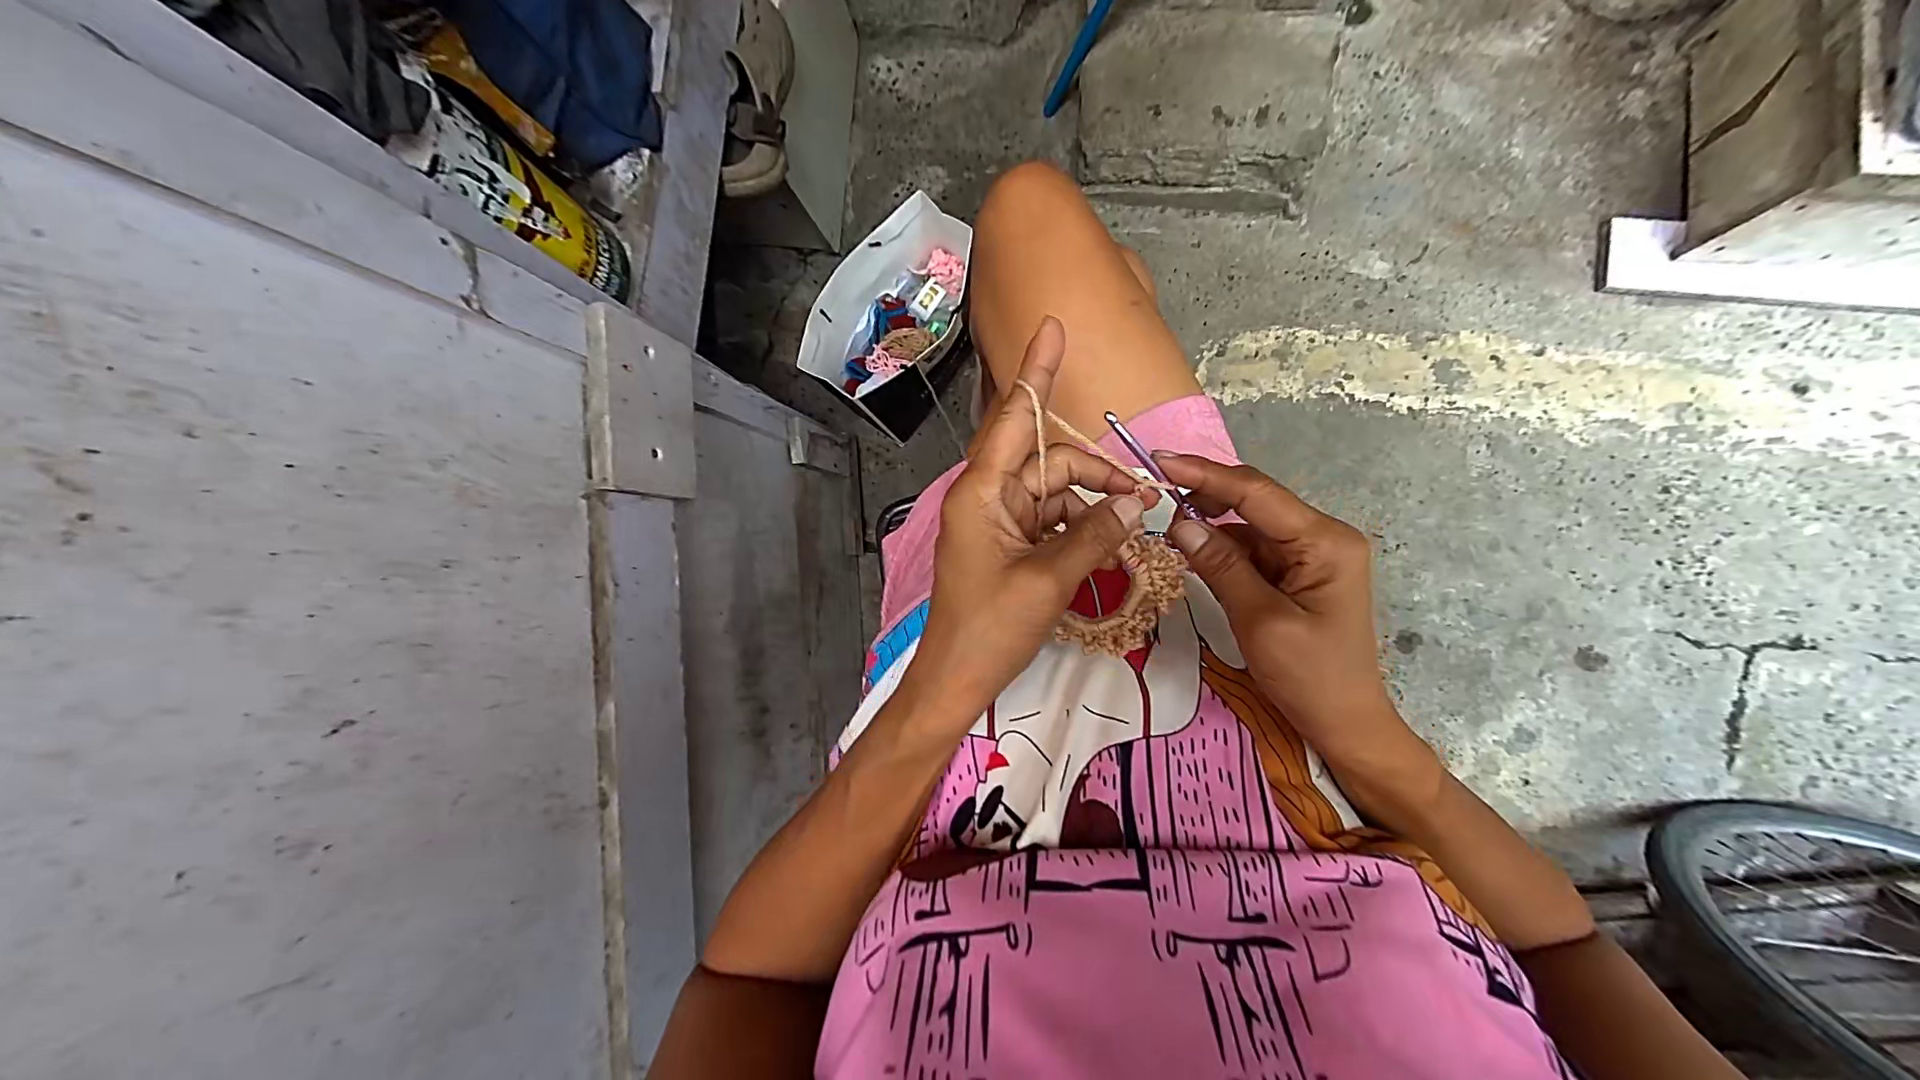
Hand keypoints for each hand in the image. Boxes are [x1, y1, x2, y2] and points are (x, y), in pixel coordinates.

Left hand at [906, 317, 1155, 721]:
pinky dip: (1079, 528)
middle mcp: (988, 497)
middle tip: (1144, 497)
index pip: (1014, 418)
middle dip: (1097, 473)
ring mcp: (997, 521)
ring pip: (1056, 493)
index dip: (1036, 373)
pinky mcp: (1007, 544)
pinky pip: (1050, 520)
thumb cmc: (991, 630)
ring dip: (1093, 508)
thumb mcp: (1049, 580)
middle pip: (1050, 462)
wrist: (957, 679)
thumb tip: (1137, 504)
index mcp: (982, 492)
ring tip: (1130, 533)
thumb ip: (1095, 535)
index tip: (1052, 328)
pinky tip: (1108, 546)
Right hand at [1157, 455, 1422, 772]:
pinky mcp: (1296, 572)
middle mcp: (1321, 537)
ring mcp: (1310, 554)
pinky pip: (1251, 548)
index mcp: (1324, 541)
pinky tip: (1195, 555)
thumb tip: (1181, 524)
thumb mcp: (1260, 621)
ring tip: (1169, 534)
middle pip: (1254, 501)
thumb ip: (1221, 566)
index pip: (1256, 493)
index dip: (1205, 474)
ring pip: (1248, 524)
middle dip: (1205, 496)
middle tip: (1156, 500)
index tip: (1160, 462)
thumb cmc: (1310, 677)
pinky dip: (1221, 549)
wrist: (1345, 722)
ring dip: (1210, 525)